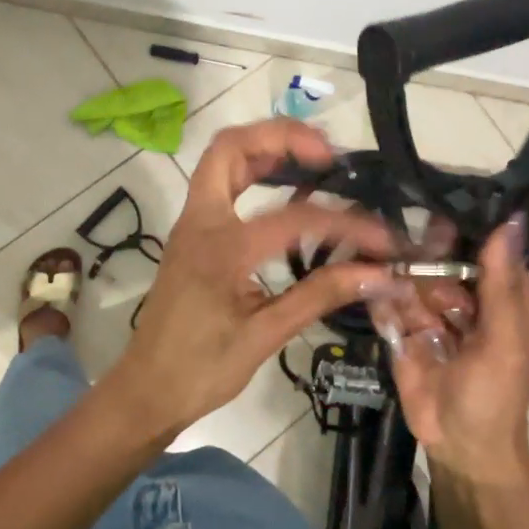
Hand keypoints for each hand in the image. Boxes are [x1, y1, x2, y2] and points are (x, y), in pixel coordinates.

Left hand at [103, 119, 401, 435]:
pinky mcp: (193, 237)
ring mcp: (192, 226)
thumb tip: (378, 273)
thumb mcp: (264, 336)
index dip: (346, 223)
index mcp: (220, 247)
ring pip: (222, 162)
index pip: (295, 217)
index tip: (383, 240)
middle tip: (328, 154)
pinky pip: (221, 186)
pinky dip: (255, 175)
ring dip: (266, 150)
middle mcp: (200, 222)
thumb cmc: (200, 370)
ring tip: (315, 163)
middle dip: (281, 136)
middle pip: (231, 148)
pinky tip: (289, 195)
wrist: (146, 391)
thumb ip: (319, 295)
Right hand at [386, 215, 528, 483]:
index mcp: (500, 296)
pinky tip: (372, 289)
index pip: (485, 247)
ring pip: (412, 279)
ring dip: (399, 275)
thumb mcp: (505, 338)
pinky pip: (389, 305)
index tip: (437, 198)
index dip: (465, 224)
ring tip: (382, 270)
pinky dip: (382, 299)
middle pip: (442, 259)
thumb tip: (512, 219)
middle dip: (423, 252)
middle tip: (398, 241)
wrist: (459, 447)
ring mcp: (432, 315)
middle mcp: (465, 299)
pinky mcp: (402, 332)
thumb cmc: (494, 394)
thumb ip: (502, 281)